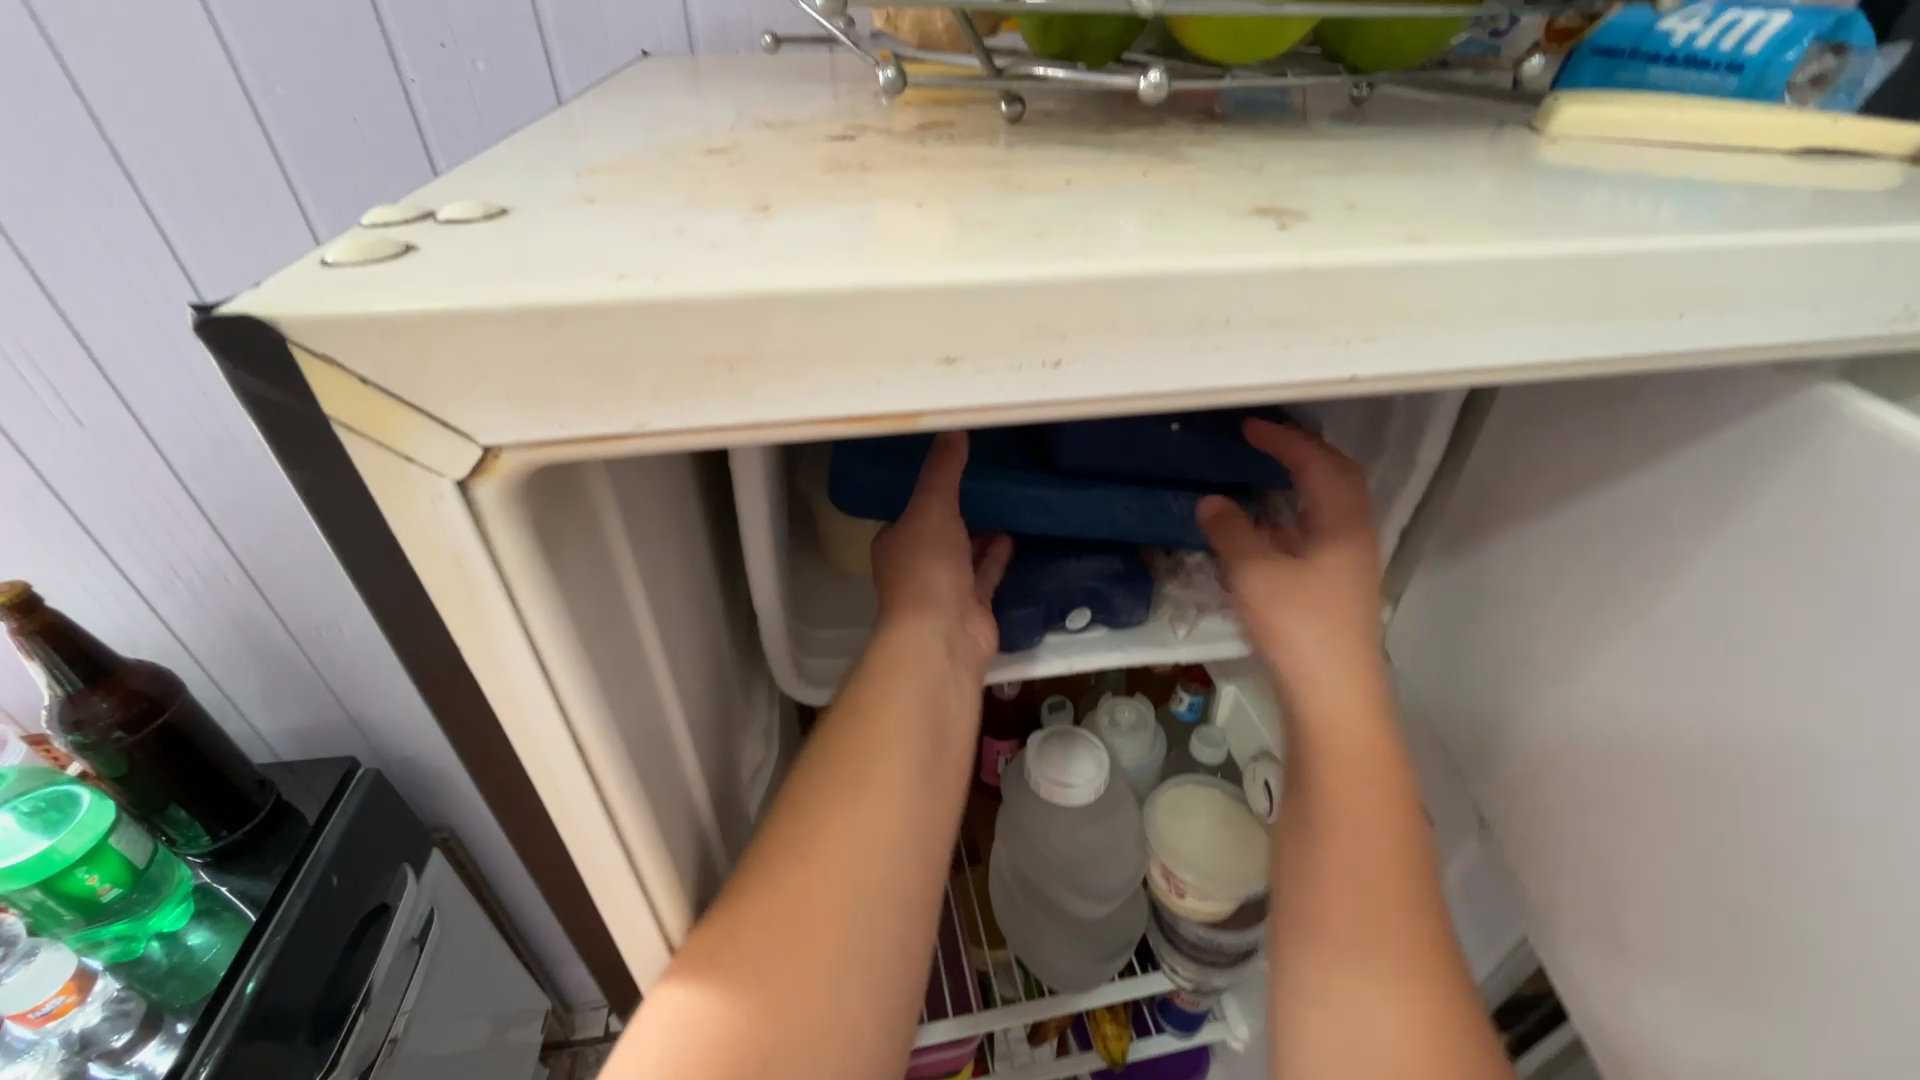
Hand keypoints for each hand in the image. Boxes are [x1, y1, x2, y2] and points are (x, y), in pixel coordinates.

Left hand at [871, 432, 1013, 680]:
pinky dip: (997, 556)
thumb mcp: (931, 508)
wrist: (943, 636)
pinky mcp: (973, 606)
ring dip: (981, 533)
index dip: (929, 490)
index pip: (910, 510)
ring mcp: (945, 588)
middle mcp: (917, 565)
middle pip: (939, 532)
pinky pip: (986, 574)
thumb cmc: (926, 568)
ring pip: (965, 554)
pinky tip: (1014, 535)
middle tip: (986, 479)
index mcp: (896, 541)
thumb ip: (943, 471)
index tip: (952, 466)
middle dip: (959, 511)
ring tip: (1005, 503)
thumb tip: (953, 428)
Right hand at [1196, 419, 1383, 708]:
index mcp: (1342, 523)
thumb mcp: (1255, 573)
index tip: (1251, 427)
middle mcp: (1353, 537)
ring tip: (1259, 482)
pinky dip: (1289, 522)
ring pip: (1326, 512)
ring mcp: (1347, 566)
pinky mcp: (1334, 591)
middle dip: (1300, 456)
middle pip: (1335, 481)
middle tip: (1264, 444)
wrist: (1333, 696)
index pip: (1318, 464)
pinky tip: (1263, 534)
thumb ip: (1231, 532)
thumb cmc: (1298, 627)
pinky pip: (1314, 538)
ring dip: (1296, 489)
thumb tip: (1211, 502)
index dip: (1285, 440)